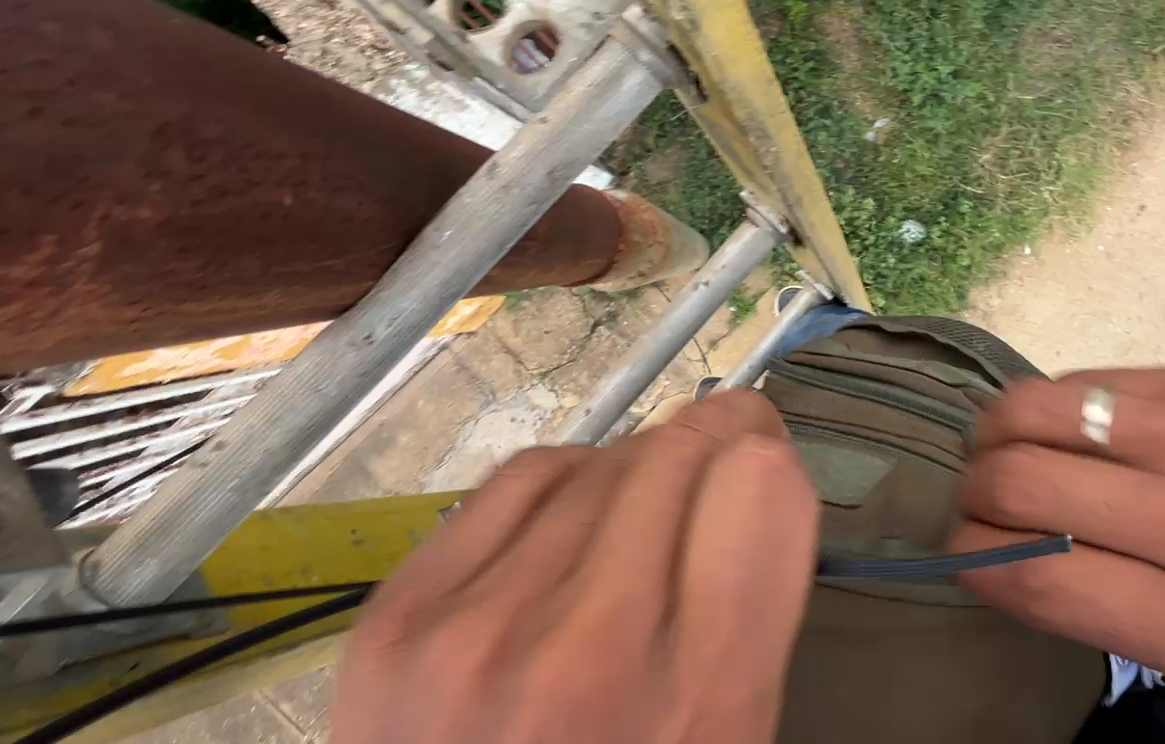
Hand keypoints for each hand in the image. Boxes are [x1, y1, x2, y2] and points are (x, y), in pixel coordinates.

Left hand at [333, 391, 819, 743]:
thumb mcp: (733, 737)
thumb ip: (752, 601)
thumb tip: (745, 468)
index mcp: (698, 706)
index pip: (759, 484)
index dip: (767, 459)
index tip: (760, 458)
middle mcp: (585, 655)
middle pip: (678, 452)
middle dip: (707, 448)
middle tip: (709, 468)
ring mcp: (476, 633)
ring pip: (601, 458)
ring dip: (634, 473)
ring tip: (635, 518)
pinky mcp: (397, 620)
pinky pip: (521, 477)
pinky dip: (564, 483)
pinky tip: (570, 524)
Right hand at [949, 367, 1164, 702]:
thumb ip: (1127, 618)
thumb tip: (1014, 564)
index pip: (1042, 581)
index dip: (973, 565)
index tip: (960, 558)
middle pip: (1019, 488)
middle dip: (969, 504)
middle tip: (977, 512)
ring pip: (1031, 412)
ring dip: (989, 440)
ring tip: (997, 458)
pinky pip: (1083, 383)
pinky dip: (1046, 410)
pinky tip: (1061, 430)